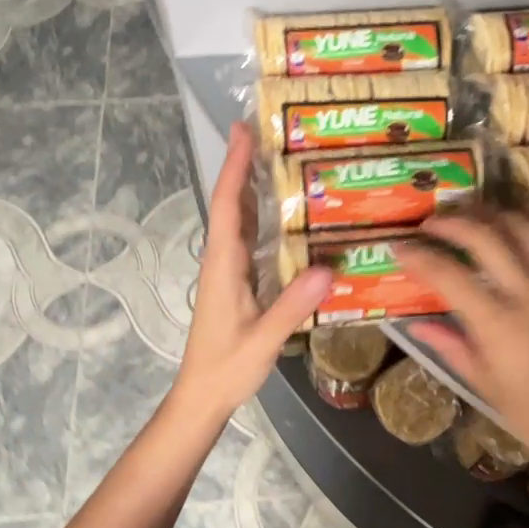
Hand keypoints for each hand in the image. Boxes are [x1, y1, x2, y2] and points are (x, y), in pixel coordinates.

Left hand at [170, 123, 331, 424]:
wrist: (201, 396)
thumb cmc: (227, 367)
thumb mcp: (263, 339)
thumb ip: (291, 306)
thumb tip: (327, 267)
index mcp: (223, 264)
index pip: (227, 204)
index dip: (234, 166)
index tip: (242, 131)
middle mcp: (222, 259)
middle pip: (230, 202)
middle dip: (243, 165)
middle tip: (266, 131)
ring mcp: (227, 270)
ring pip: (238, 218)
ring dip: (250, 186)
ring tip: (276, 158)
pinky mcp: (235, 282)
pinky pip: (247, 237)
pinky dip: (259, 214)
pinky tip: (283, 213)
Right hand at [397, 210, 528, 497]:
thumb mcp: (488, 388)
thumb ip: (452, 347)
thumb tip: (418, 323)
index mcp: (500, 325)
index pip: (449, 275)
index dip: (418, 256)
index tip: (399, 247)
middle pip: (486, 236)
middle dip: (452, 222)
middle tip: (431, 223)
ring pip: (527, 228)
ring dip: (495, 214)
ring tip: (473, 215)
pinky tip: (517, 233)